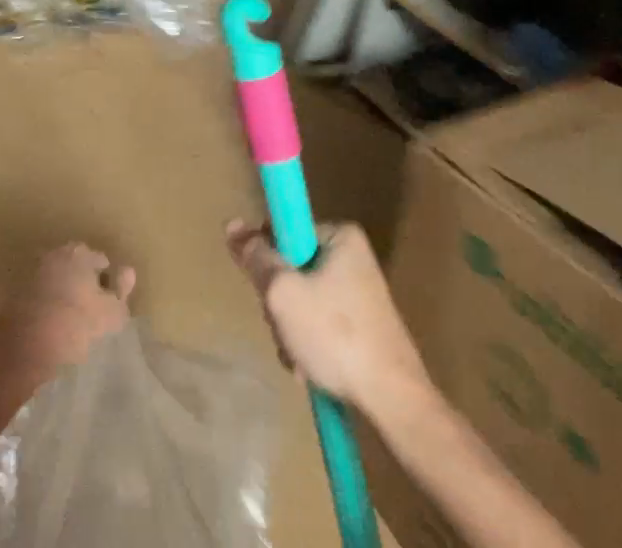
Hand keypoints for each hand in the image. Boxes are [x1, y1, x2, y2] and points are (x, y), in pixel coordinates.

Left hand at [0, 244, 135, 379]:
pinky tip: (38, 328)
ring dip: (55, 294)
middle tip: (85, 316)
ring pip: (48, 280)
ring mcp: (23, 270)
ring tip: (60, 324)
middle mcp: (49, 253)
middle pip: (71, 267)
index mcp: (77, 254)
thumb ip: (121, 290)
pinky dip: (34, 305)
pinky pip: (27, 295)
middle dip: (78, 285)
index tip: (106, 307)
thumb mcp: (112, 314)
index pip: (100, 262)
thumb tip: (127, 270)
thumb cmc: (75, 327)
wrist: (21, 347)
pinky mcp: (3, 290)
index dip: (106, 284)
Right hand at [226, 220, 432, 407]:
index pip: (283, 233)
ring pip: (298, 302)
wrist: (390, 398)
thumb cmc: (334, 335)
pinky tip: (309, 367)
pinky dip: (306, 345)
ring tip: (300, 355)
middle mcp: (352, 259)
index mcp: (341, 238)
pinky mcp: (357, 326)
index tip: (267, 290)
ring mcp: (356, 294)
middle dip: (279, 306)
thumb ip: (256, 258)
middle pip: (289, 270)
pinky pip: (315, 324)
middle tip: (286, 328)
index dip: (266, 260)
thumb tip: (231, 223)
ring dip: (288, 330)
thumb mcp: (283, 292)